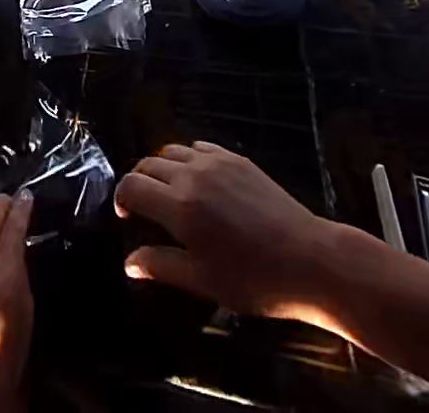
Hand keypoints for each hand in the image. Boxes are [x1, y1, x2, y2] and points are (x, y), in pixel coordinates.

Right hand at [114, 142, 345, 327]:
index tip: (125, 215)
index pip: (132, 185)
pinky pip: (200, 147)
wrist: (307, 258)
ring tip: (169, 192)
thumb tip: (129, 262)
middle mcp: (193, 175)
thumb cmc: (252, 279)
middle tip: (143, 206)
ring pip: (173, 150)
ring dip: (162, 167)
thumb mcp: (202, 281)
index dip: (121, 198)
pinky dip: (188, 158)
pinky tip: (198, 179)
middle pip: (149, 163)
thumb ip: (161, 266)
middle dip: (138, 182)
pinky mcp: (238, 158)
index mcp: (180, 206)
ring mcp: (218, 162)